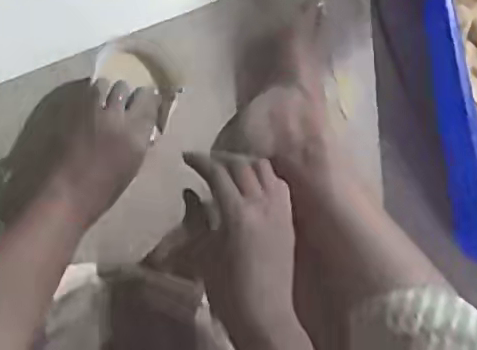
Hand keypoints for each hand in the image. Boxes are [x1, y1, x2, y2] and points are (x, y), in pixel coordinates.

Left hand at [47, 79, 159, 223]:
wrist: (61, 197)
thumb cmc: (99, 193)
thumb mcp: (129, 167)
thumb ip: (138, 141)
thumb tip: (140, 126)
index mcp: (136, 135)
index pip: (149, 99)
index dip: (146, 99)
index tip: (144, 103)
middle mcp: (117, 116)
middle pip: (125, 87)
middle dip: (122, 95)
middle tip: (118, 106)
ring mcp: (92, 109)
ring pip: (104, 84)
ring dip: (103, 92)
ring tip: (98, 105)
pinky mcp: (72, 108)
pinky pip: (85, 92)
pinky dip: (87, 97)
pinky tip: (83, 109)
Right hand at [184, 153, 301, 342]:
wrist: (267, 319)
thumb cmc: (229, 293)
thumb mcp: (206, 256)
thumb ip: (197, 219)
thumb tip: (189, 192)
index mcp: (237, 214)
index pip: (217, 173)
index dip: (200, 161)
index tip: (187, 157)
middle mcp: (261, 204)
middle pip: (240, 165)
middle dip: (220, 159)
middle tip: (206, 164)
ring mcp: (279, 209)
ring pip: (262, 168)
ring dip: (244, 163)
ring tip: (230, 170)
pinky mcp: (289, 217)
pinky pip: (278, 183)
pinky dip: (264, 176)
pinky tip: (253, 184)